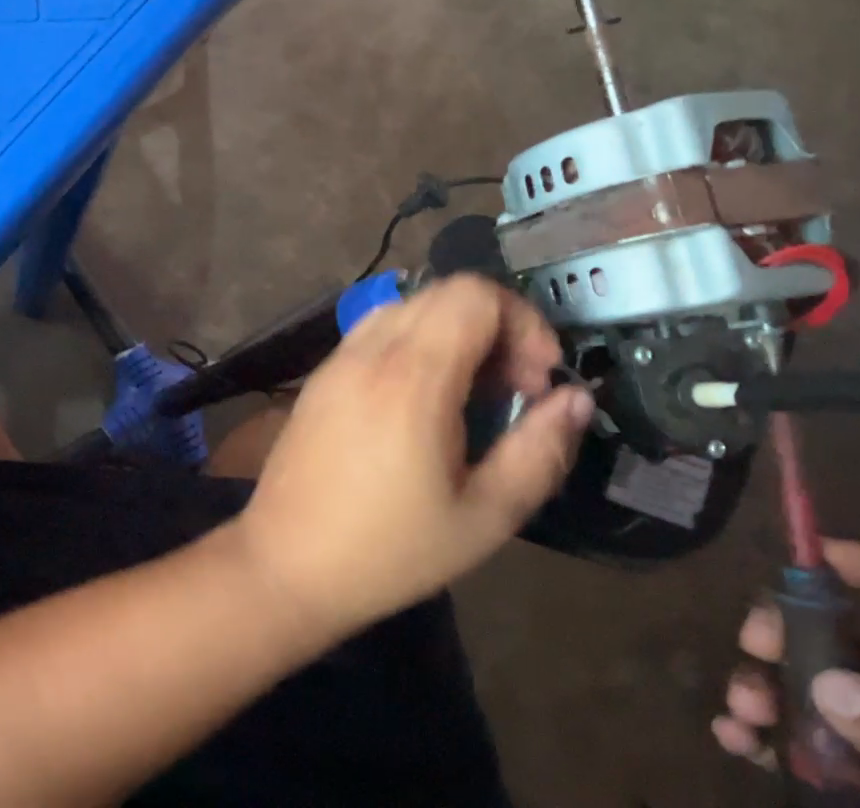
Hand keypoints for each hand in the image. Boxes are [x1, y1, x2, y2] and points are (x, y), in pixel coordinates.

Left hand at [234, 276, 593, 637]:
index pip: (473, 294)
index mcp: (410, 376)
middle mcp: (367, 353)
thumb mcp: (485, 515)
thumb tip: (574, 399)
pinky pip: (373, 335)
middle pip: (443, 294)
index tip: (539, 380)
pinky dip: (412, 346)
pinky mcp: (316, 380)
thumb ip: (539, 449)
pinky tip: (422, 405)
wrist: (285, 566)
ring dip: (452, 335)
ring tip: (471, 398)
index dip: (523, 322)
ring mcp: (334, 362)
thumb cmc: (390, 551)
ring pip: (406, 309)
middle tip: (513, 391)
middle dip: (495, 328)